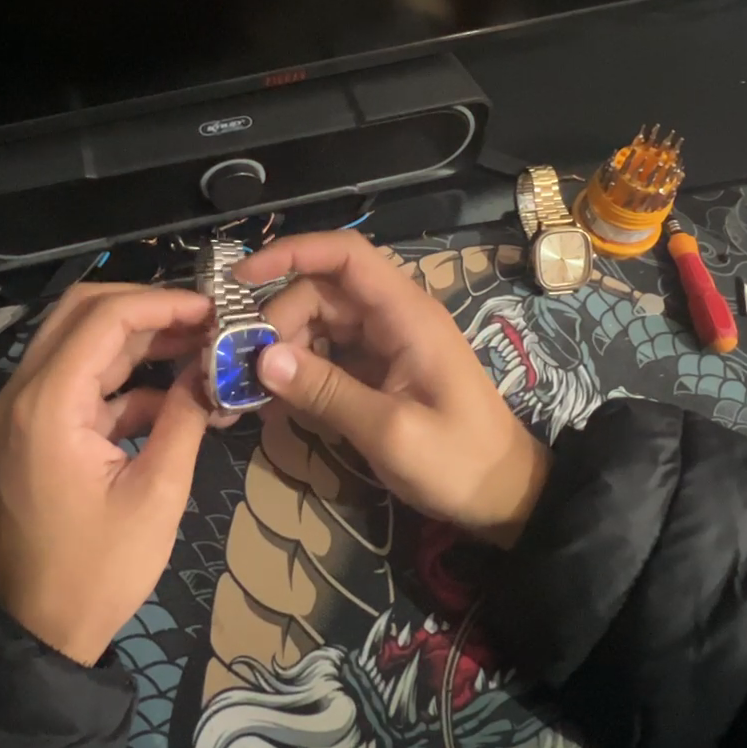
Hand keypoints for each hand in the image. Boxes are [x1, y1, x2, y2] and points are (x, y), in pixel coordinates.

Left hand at [0, 284, 214, 664]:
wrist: (38, 631)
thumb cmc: (99, 570)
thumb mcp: (157, 494)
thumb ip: (185, 418)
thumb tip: (213, 367)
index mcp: (49, 404)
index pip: (105, 317)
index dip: (163, 303)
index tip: (214, 309)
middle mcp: (26, 392)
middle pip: (84, 311)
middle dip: (148, 306)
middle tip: (204, 318)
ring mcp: (28, 408)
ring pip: (84, 340)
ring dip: (141, 338)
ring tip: (201, 347)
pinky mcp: (39, 427)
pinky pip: (84, 379)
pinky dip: (129, 377)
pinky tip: (178, 395)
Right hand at [239, 231, 549, 546]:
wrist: (504, 494)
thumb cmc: (459, 460)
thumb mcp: (390, 432)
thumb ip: (327, 392)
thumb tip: (262, 359)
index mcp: (406, 313)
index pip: (346, 255)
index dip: (292, 253)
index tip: (242, 279)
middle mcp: (393, 316)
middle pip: (320, 292)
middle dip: (277, 322)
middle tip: (244, 370)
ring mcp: (385, 341)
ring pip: (318, 322)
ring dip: (283, 349)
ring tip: (254, 392)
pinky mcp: (378, 368)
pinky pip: (328, 353)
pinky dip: (300, 370)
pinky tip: (277, 401)